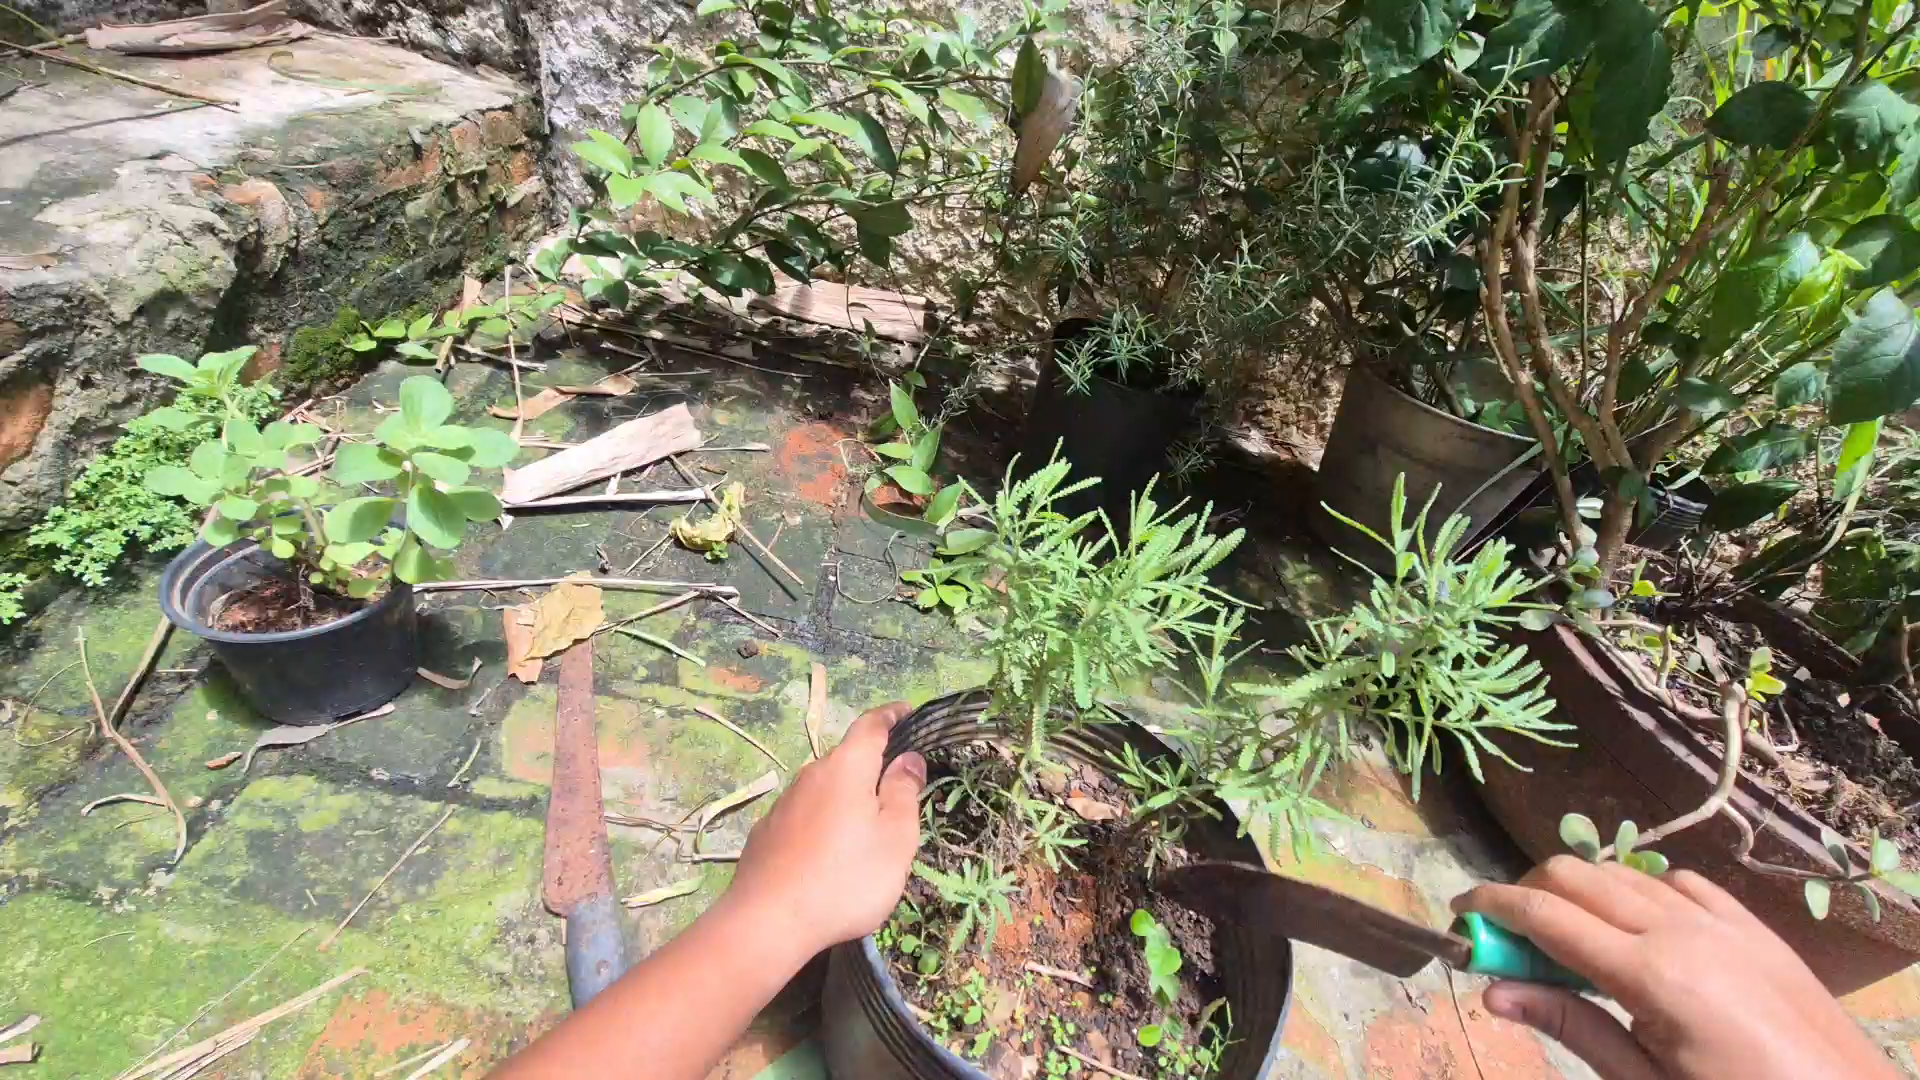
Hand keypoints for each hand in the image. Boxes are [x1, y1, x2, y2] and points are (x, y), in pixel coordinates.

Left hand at [719, 701, 926, 958]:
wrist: (766, 923)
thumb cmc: (845, 878)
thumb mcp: (895, 837)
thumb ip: (905, 791)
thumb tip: (909, 758)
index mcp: (847, 766)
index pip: (871, 724)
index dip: (892, 715)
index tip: (908, 711)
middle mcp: (812, 773)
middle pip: (848, 757)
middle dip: (873, 764)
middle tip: (897, 788)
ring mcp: (785, 802)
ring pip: (826, 787)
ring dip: (848, 795)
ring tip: (866, 828)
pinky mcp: (767, 831)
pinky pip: (806, 813)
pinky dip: (825, 819)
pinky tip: (829, 852)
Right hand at [1454, 857, 1896, 1079]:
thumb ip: (1570, 1027)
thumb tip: (1491, 991)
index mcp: (1652, 976)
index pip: (1541, 912)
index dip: (1489, 903)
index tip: (1459, 910)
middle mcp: (1681, 932)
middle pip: (1570, 874)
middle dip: (1525, 891)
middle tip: (1512, 935)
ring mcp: (1726, 926)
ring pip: (1618, 872)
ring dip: (1577, 891)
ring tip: (1573, 936)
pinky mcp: (1758, 932)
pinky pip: (1679, 884)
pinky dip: (1640, 892)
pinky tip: (1640, 928)